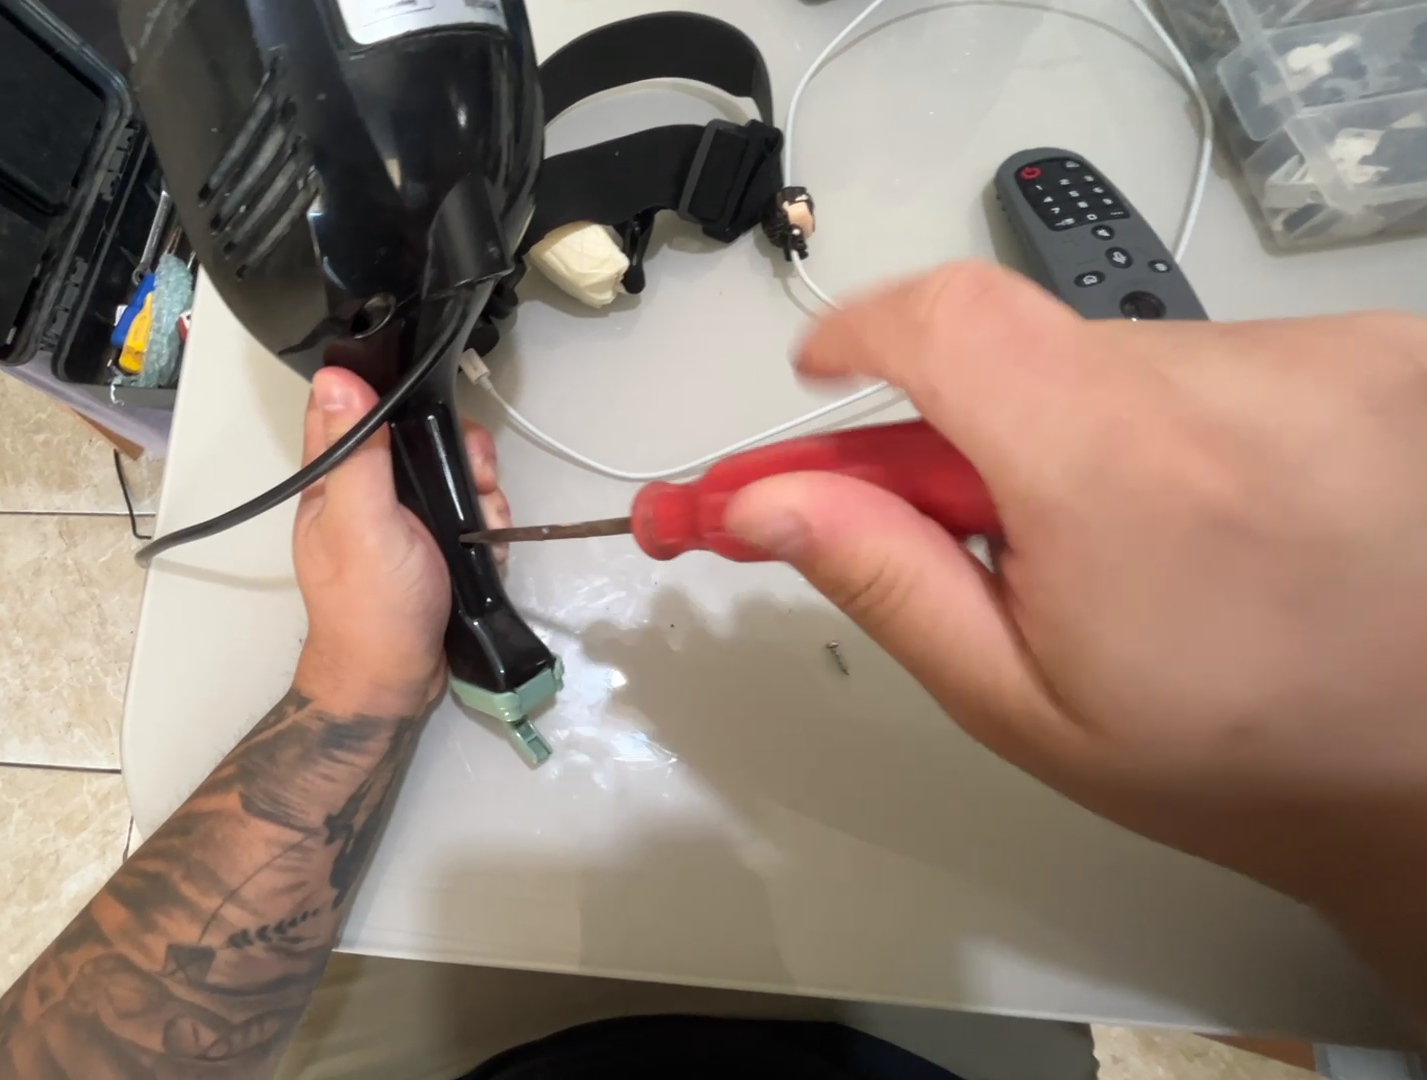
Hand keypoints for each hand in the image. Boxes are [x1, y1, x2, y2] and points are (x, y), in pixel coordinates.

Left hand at [292, 367, 510, 714]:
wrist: (398, 678)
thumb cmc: (371, 606)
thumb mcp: (362, 522)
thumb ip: (356, 453)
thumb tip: (337, 377)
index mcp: (336, 477)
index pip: (351, 405)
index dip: (388, 390)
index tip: (427, 402)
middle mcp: (368, 488)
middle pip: (417, 434)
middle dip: (457, 449)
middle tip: (475, 477)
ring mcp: (404, 516)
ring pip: (450, 470)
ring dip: (479, 488)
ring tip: (485, 524)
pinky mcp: (435, 539)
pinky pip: (466, 508)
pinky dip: (485, 519)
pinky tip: (488, 543)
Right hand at [726, 262, 1426, 996]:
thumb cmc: (1224, 758)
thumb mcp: (1005, 694)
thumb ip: (878, 578)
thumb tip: (765, 505)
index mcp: (1125, 476)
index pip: (950, 322)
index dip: (859, 329)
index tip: (822, 371)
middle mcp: (1240, 386)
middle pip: (1012, 348)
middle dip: (954, 425)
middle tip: (966, 523)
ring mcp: (1329, 359)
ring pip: (1093, 358)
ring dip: (1052, 430)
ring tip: (1096, 538)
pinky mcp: (1372, 356)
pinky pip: (1181, 363)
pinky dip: (1135, 424)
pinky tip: (1178, 512)